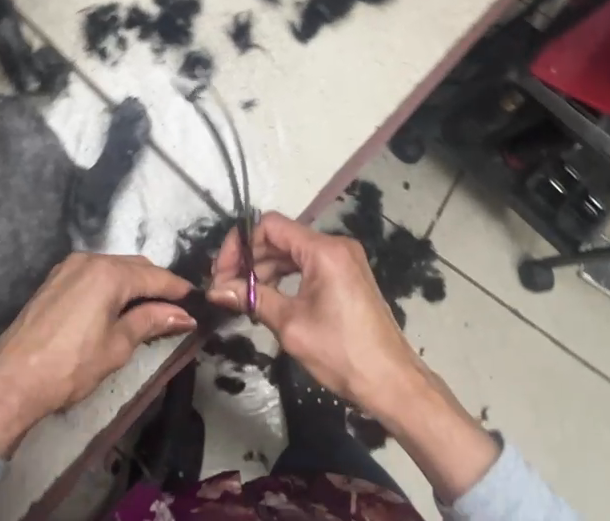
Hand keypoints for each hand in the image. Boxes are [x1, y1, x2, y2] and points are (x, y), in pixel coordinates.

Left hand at [0, 253, 194, 457]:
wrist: (10, 381)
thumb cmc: (69, 366)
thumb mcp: (117, 346)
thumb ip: (151, 322)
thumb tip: (183, 315)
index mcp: (108, 273)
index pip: (155, 275)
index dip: (178, 289)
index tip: (197, 302)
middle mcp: (89, 260)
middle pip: (134, 266)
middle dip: (157, 285)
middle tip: (177, 310)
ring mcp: (68, 268)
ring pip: (113, 268)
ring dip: (134, 285)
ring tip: (151, 311)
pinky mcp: (54, 281)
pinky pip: (94, 275)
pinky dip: (112, 287)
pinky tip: (119, 308)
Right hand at [208, 213, 499, 501]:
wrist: (393, 383)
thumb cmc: (342, 353)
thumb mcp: (291, 326)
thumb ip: (253, 300)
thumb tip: (216, 290)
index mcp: (324, 251)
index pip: (270, 226)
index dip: (241, 245)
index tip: (223, 275)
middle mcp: (335, 246)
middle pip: (280, 238)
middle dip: (250, 261)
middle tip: (226, 290)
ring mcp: (344, 260)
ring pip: (292, 253)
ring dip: (266, 271)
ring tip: (245, 300)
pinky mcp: (347, 276)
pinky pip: (307, 266)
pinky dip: (286, 278)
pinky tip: (270, 301)